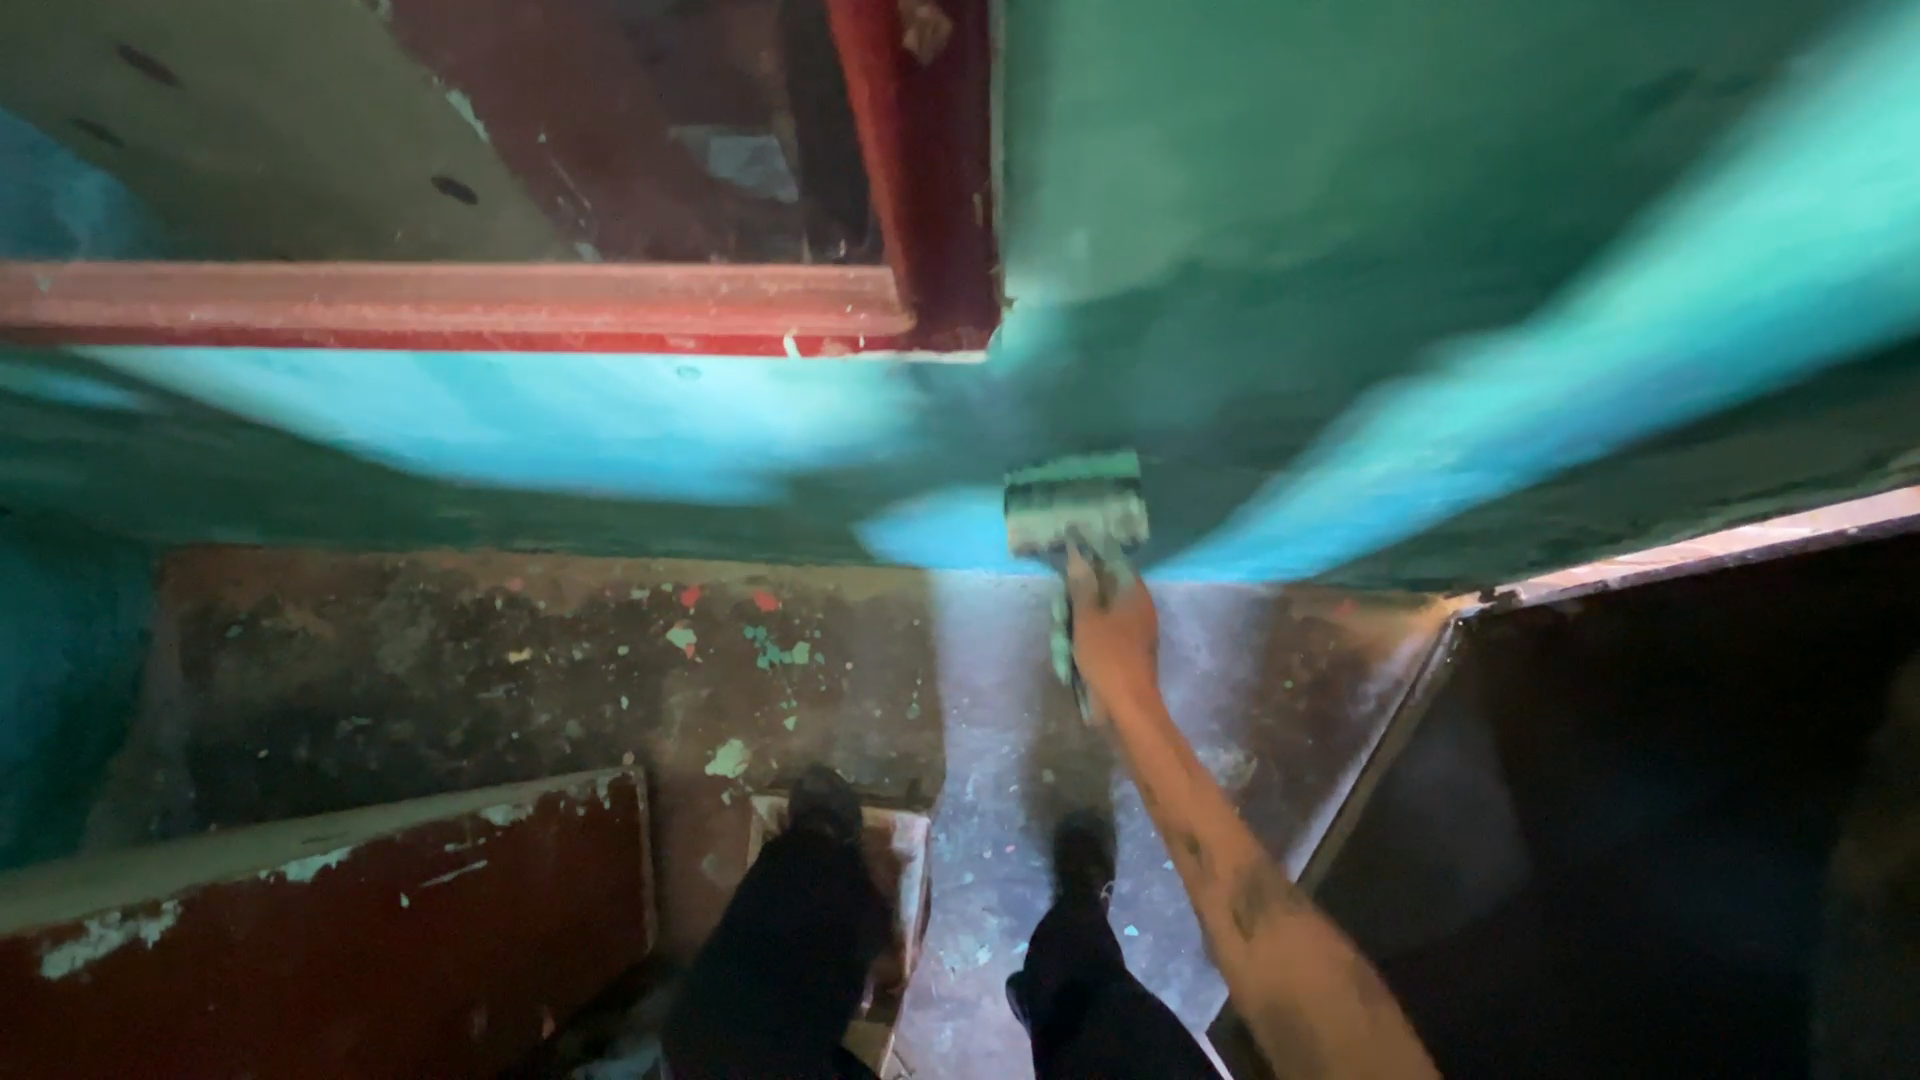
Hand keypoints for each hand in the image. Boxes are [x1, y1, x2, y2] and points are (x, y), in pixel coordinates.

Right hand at [1066, 545, 1160, 713]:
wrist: (1127, 707)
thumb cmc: (1108, 657)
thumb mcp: (1088, 619)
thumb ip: (1082, 587)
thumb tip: (1078, 555)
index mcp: (1134, 594)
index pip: (1112, 561)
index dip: (1089, 558)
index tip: (1066, 562)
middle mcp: (1136, 608)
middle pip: (1100, 590)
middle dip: (1075, 602)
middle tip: (1060, 616)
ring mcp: (1131, 631)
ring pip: (1096, 616)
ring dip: (1075, 627)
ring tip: (1064, 645)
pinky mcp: (1123, 651)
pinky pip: (1099, 636)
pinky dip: (1084, 643)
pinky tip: (1071, 657)